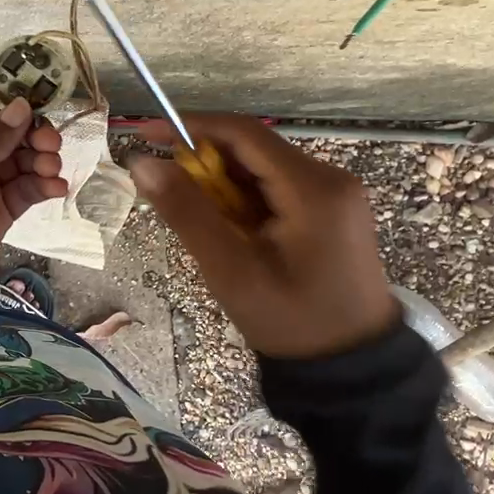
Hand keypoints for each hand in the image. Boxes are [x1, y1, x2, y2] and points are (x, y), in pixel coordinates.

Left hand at [0, 95, 68, 275]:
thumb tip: (22, 106)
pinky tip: (55, 188)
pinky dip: (44, 185)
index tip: (40, 108)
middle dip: (32, 136)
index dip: (11, 108)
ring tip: (51, 169)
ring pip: (21, 161)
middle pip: (7, 135)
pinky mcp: (1, 209)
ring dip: (41, 160)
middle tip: (51, 143)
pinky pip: (27, 189)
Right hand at [128, 114, 399, 359]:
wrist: (352, 366)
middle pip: (249, 147)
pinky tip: (224, 227)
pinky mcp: (327, 210)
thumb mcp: (230, 268)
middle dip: (200, 162)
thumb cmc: (290, 318)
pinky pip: (269, 186)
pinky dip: (236, 197)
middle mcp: (329, 179)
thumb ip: (185, 211)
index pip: (242, 132)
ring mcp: (332, 194)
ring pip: (256, 167)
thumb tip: (141, 162)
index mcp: (313, 188)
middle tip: (163, 189)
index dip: (189, 126)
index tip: (143, 134)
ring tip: (194, 219)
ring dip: (217, 182)